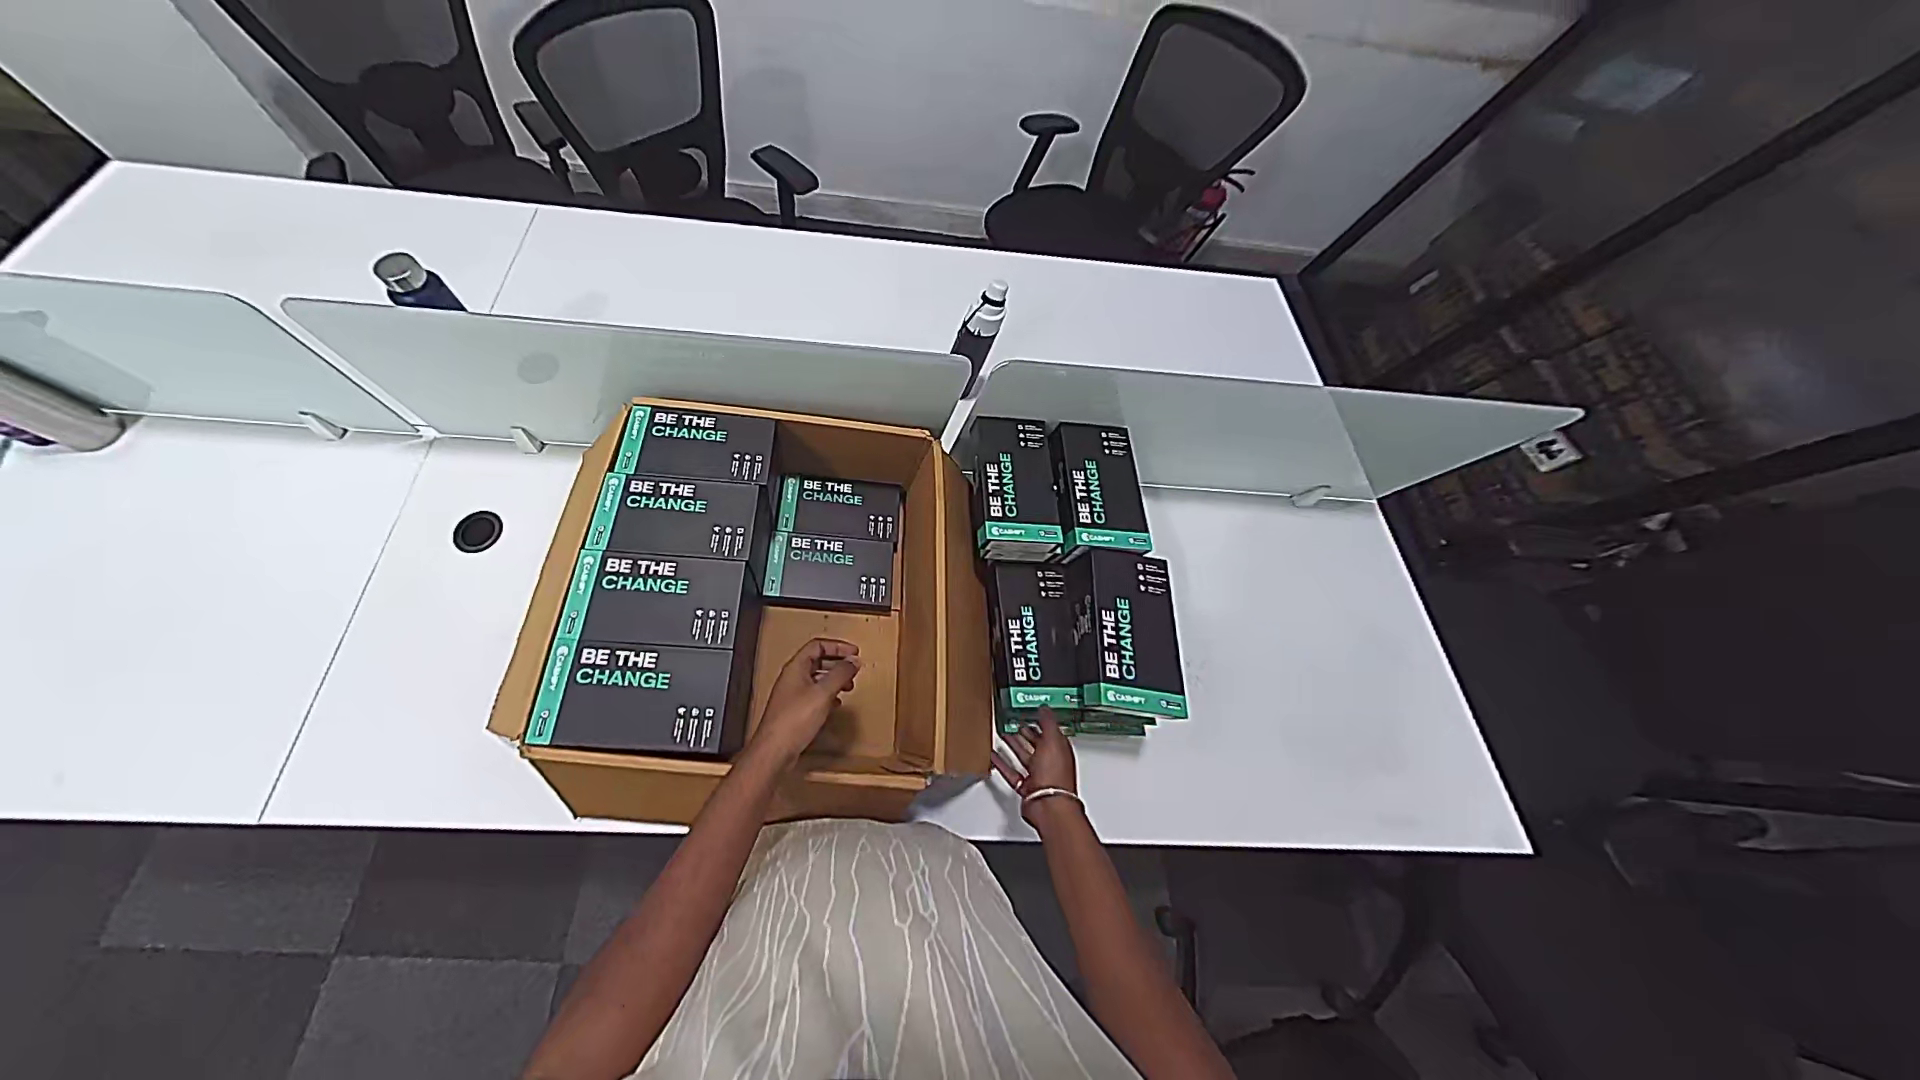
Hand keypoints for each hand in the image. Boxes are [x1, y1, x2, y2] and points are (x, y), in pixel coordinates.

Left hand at [749, 638, 859, 764]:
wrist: (775, 750)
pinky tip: (835, 704)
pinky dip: (828, 695)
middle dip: (837, 663)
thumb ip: (840, 674)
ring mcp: (792, 695)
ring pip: (816, 679)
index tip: (854, 653)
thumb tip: (853, 660)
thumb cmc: (794, 720)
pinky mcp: (794, 711)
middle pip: (817, 660)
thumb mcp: (823, 692)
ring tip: (848, 686)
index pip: (817, 646)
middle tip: (853, 668)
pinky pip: (814, 695)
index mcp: (796, 668)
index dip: (837, 646)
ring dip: (834, 679)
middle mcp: (792, 678)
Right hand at [991, 708, 1079, 826]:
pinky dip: (1002, 764)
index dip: (1039, 723)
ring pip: (1022, 757)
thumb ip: (1048, 723)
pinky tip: (994, 756)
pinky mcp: (1026, 787)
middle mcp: (1049, 763)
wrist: (1049, 805)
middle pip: (1034, 745)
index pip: (1049, 733)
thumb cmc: (1055, 776)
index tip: (1029, 715)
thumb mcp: (1052, 741)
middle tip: (1014, 724)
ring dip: (1013, 746)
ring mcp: (1037, 776)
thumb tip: (1045, 709)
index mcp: (1058, 750)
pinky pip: (1011, 772)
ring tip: (1003, 735)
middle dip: (1025, 734)